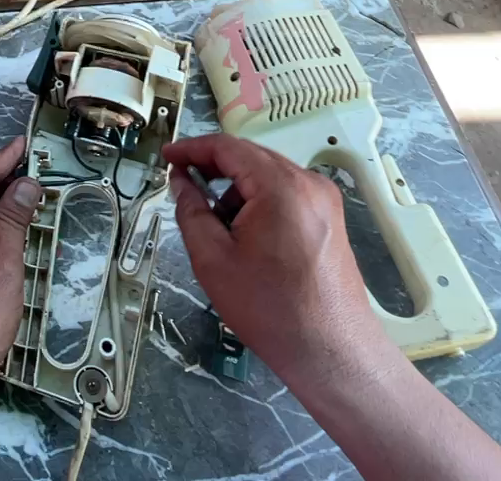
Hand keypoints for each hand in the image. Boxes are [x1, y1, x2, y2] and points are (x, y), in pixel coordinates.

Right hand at [164, 134, 393, 382]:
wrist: (333, 354)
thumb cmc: (270, 308)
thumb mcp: (213, 259)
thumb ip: (191, 211)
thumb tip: (181, 182)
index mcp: (280, 186)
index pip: (227, 147)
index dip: (191, 148)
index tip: (167, 157)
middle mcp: (308, 183)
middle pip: (250, 155)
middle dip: (212, 165)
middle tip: (181, 181)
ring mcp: (324, 199)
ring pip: (267, 172)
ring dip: (234, 183)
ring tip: (213, 217)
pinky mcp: (330, 217)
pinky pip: (285, 190)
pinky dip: (257, 197)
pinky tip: (243, 228)